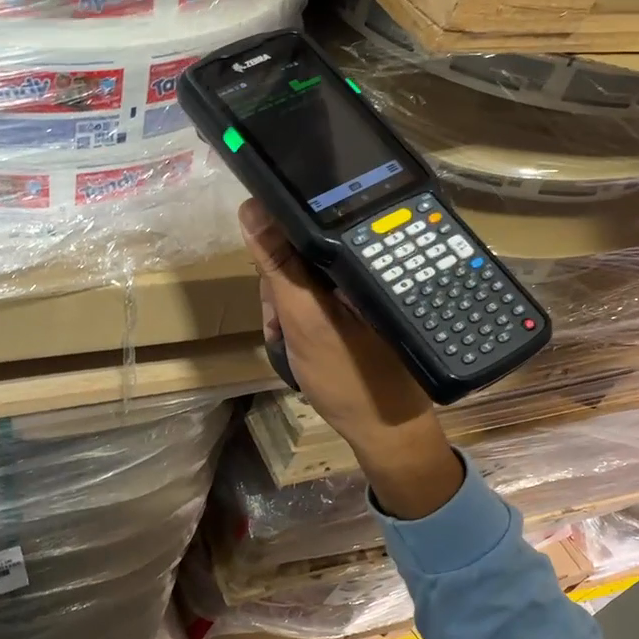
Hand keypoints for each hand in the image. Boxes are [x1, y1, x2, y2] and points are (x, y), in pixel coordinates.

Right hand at [238, 201, 463, 518]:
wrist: (386, 431)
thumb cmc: (348, 378)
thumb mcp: (304, 320)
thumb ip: (279, 264)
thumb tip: (252, 207)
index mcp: (362, 256)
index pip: (305, 226)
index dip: (275, 252)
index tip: (270, 290)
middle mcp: (367, 265)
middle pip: (302, 253)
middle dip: (280, 289)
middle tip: (282, 328)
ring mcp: (365, 289)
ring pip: (306, 278)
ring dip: (286, 308)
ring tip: (289, 342)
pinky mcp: (362, 309)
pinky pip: (319, 298)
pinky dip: (301, 318)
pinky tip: (299, 343)